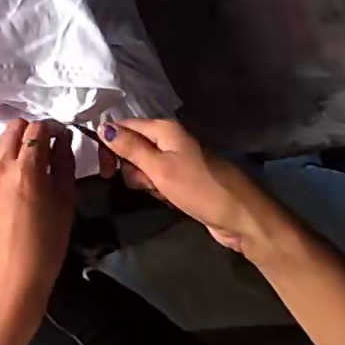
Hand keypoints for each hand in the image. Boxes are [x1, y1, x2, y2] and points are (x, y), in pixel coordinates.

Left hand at [0, 119, 75, 309]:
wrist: (13, 272)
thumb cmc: (47, 241)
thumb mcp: (66, 200)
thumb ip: (64, 163)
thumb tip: (63, 139)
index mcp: (27, 169)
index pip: (37, 128)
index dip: (51, 128)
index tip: (59, 137)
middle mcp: (0, 166)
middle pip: (13, 127)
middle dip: (30, 131)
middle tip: (43, 149)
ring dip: (15, 147)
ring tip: (28, 169)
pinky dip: (2, 166)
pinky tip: (12, 187)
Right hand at [99, 118, 296, 262]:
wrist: (242, 217)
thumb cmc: (199, 188)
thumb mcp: (159, 168)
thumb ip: (129, 147)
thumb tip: (102, 126)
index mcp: (164, 128)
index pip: (123, 127)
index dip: (109, 145)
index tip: (104, 170)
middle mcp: (170, 139)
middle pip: (132, 146)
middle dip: (130, 167)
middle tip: (143, 182)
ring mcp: (177, 159)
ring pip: (143, 166)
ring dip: (144, 181)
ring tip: (160, 192)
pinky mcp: (183, 177)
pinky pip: (157, 178)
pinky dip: (157, 189)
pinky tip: (168, 198)